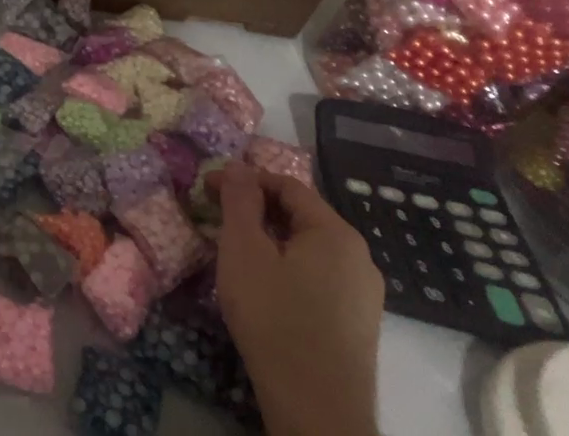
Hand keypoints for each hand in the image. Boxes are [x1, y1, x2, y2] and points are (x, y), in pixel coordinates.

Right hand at [211, 162, 383, 435]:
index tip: (205, 189)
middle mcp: (359, 256)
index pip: (287, 185)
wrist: (316, 402)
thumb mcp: (244, 250)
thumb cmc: (274, 316)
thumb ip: (240, 202)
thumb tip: (238, 166)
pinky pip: (318, 276)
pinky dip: (287, 267)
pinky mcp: (357, 320)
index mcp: (336, 232)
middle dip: (255, 210)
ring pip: (308, 248)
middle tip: (215, 221)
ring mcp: (363, 291)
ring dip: (270, 240)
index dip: (243, 180)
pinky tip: (264, 288)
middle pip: (300, 215)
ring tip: (235, 255)